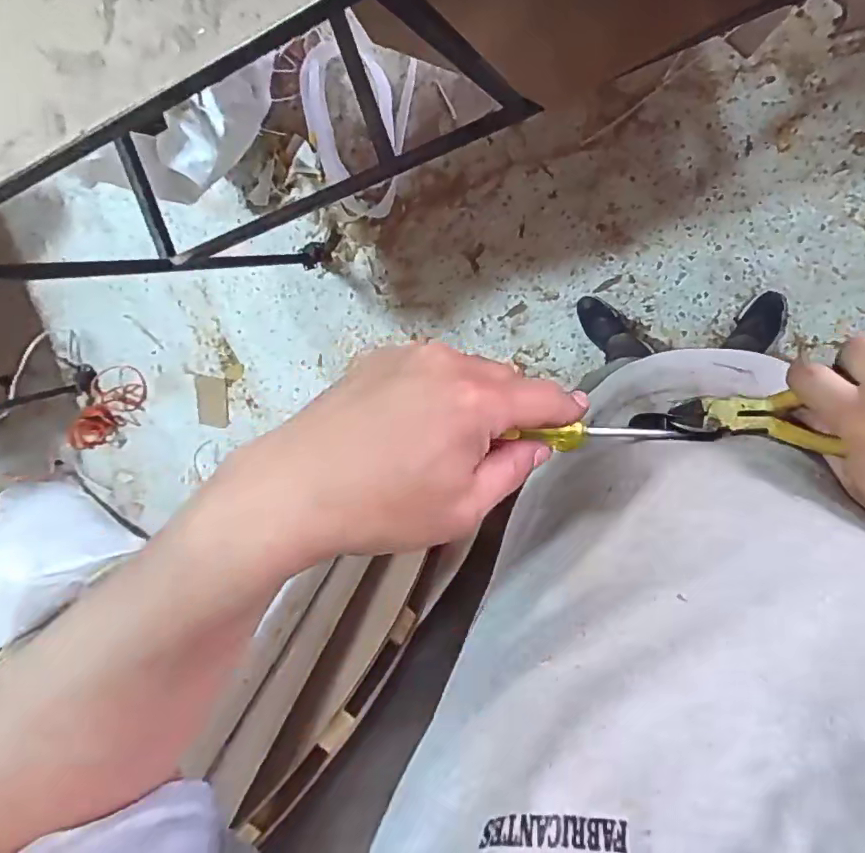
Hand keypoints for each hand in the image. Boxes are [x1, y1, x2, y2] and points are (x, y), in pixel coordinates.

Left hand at [203, 341, 584, 570]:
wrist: (287, 492)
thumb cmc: (379, 507)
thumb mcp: (462, 508)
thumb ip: (514, 470)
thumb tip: (536, 446)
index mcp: (477, 402)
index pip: (543, 397)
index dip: (565, 408)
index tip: (577, 415)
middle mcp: (450, 365)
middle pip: (508, 380)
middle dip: (514, 409)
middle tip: (495, 449)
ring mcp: (413, 356)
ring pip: (472, 371)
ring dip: (478, 397)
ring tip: (444, 440)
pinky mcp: (381, 358)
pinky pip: (434, 367)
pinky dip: (441, 389)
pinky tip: (411, 424)